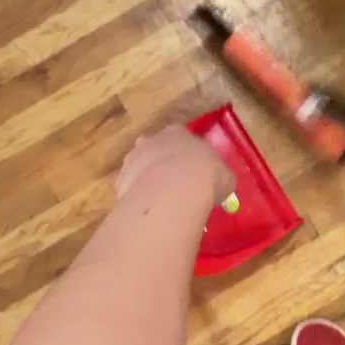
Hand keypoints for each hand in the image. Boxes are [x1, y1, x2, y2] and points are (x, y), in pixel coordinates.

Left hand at [116, 127, 234, 207]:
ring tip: (164, 204)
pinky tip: (151, 212)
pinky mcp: (120, 180)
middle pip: (156, 151)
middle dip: (163, 167)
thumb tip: (221, 185)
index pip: (181, 139)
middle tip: (176, 188)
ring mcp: (132, 158)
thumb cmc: (205, 176)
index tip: (194, 173)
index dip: (187, 157)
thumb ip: (220, 177)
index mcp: (178, 132)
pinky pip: (131, 190)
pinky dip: (139, 199)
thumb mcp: (224, 177)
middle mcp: (151, 140)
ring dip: (149, 183)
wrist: (173, 191)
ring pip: (141, 170)